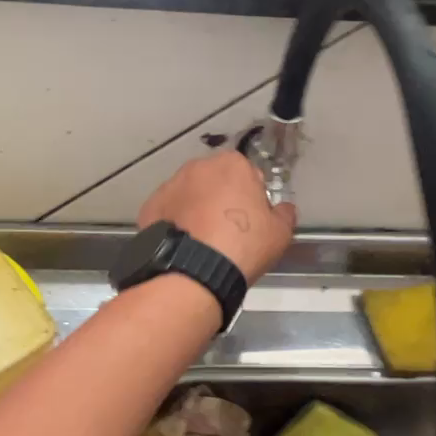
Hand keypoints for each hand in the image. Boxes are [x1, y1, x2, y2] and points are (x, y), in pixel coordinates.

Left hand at [137, 151, 295, 283]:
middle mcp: (199, 167)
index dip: (253, 197)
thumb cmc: (243, 246)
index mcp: (233, 164)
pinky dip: (176, 222)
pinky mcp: (150, 206)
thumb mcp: (280, 233)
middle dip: (222, 198)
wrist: (194, 271)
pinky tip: (184, 244)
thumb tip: (283, 208)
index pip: (249, 175)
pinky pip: (169, 211)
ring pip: (190, 194)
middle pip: (216, 181)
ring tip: (204, 240)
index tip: (253, 219)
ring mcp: (170, 185)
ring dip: (197, 209)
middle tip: (229, 230)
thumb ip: (284, 213)